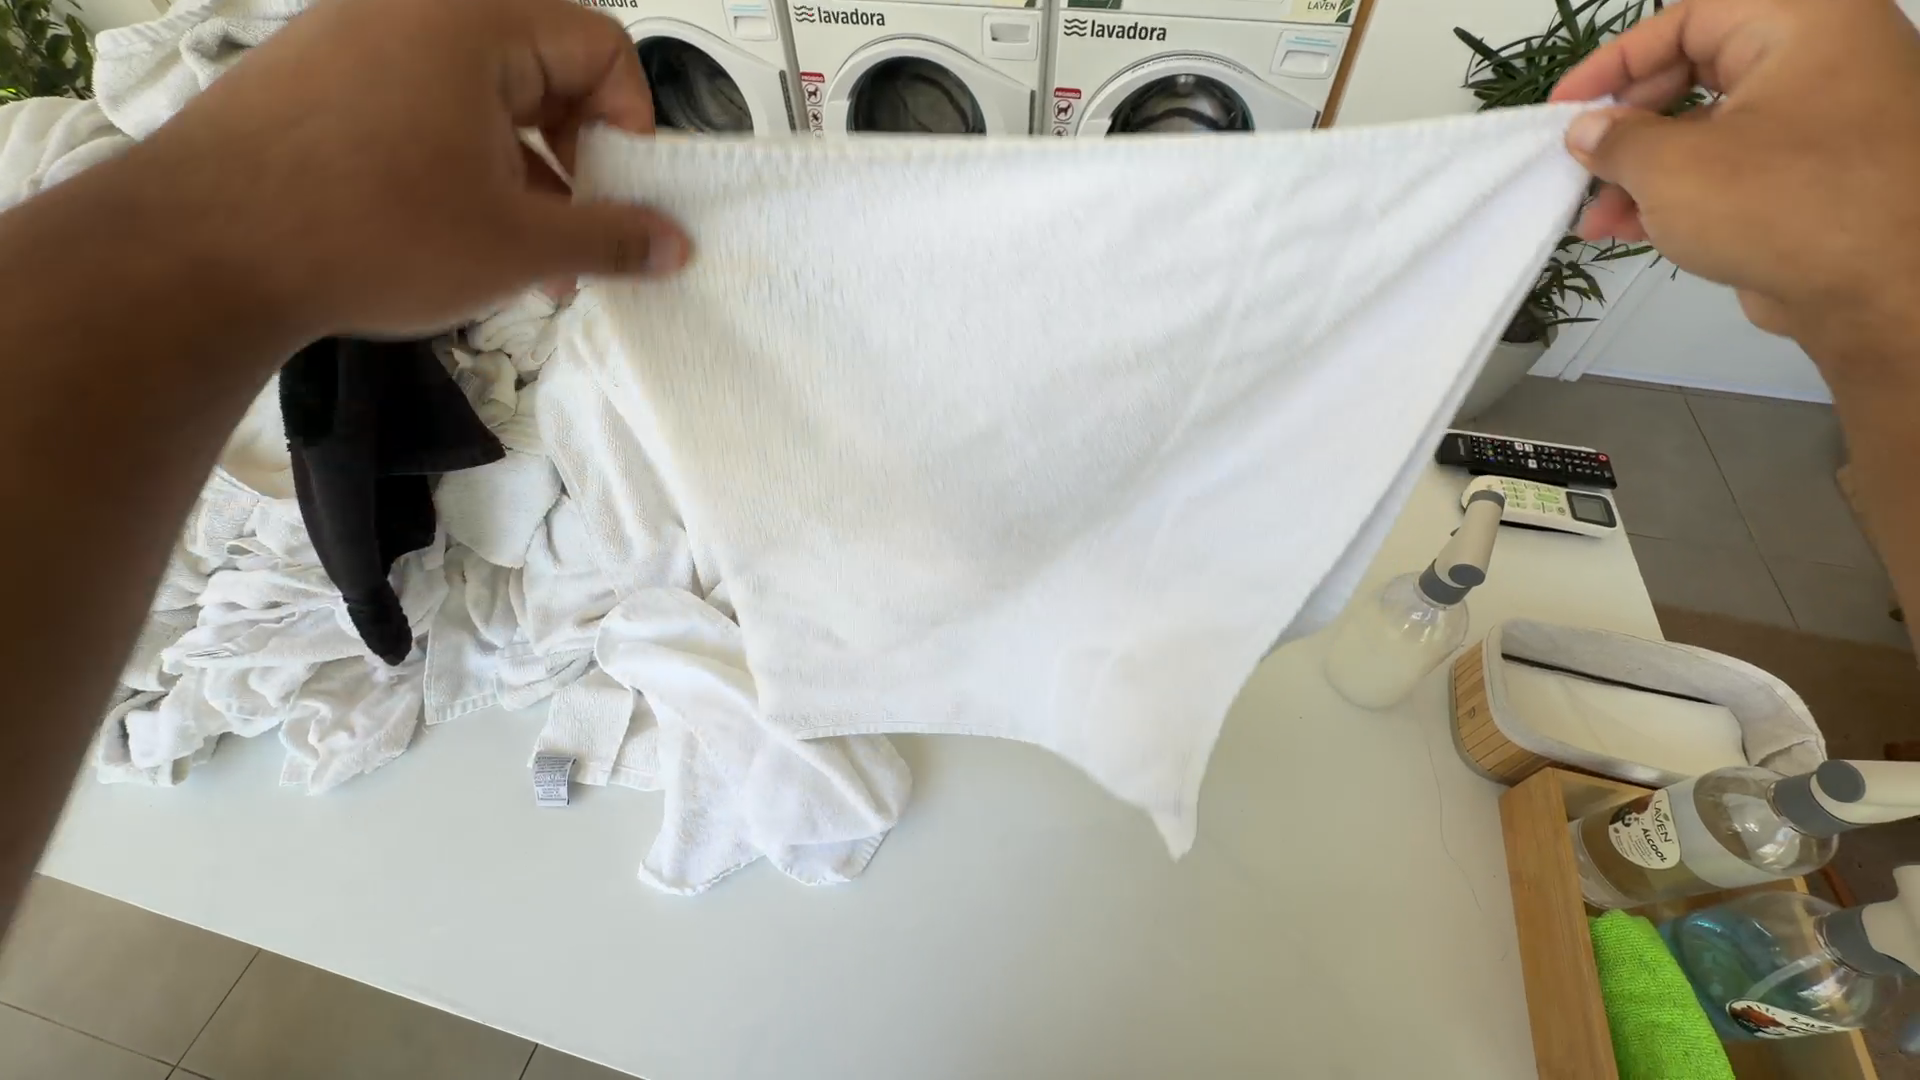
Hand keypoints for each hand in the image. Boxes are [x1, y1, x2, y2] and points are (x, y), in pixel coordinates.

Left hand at [123, 0, 690, 339]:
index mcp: (472, 26)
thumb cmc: (371, 233)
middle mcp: (417, 14)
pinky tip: (480, 242)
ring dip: (537, 181)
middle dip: (587, 161)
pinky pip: (440, 118)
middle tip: (589, 230)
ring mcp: (366, 46)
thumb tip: (676, 244)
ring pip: (497, 106)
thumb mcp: (523, 246)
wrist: (200, 253)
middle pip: (552, 73)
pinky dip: (480, 175)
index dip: (633, 124)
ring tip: (540, 258)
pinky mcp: (335, 87)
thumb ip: (615, 240)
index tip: (625, 194)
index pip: (602, 46)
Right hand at [1551, 0, 1919, 354]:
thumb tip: (1586, 129)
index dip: (1616, 60)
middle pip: (1694, 73)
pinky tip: (1623, 230)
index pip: (1691, 17)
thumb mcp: (1671, 166)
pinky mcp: (1804, 174)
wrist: (1880, 279)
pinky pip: (1722, 168)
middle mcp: (1817, 60)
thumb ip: (1616, 141)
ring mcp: (1815, 119)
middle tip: (1577, 164)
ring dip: (1635, 172)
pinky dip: (1668, 194)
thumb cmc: (1778, 201)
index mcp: (1804, 25)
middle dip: (1624, 127)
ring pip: (1702, 129)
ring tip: (1591, 217)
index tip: (1564, 106)